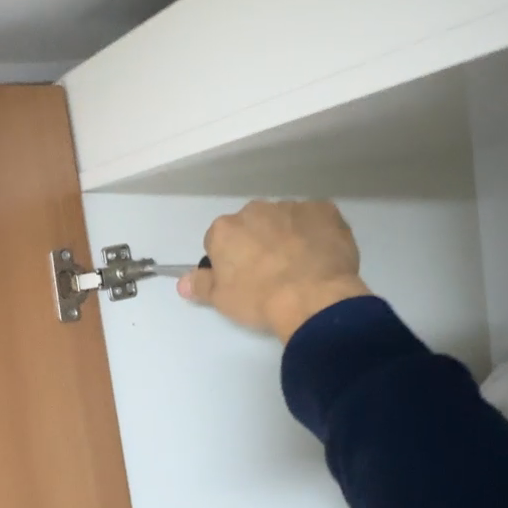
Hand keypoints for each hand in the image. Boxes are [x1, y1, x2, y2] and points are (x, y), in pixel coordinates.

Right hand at [178, 200, 372, 340]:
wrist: (313, 298)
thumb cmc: (259, 299)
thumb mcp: (221, 300)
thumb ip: (200, 285)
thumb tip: (182, 282)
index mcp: (225, 229)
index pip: (219, 241)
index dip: (229, 261)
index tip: (241, 280)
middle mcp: (255, 210)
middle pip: (252, 226)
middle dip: (258, 243)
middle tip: (270, 274)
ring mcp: (292, 207)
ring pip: (284, 220)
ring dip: (287, 236)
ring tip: (299, 267)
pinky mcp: (324, 210)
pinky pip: (315, 219)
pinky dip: (316, 233)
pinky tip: (321, 255)